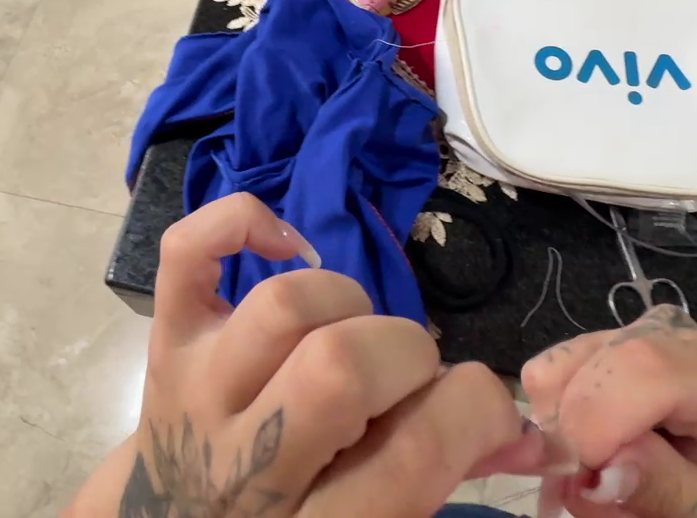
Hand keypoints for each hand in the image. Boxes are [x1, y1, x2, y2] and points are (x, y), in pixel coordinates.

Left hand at [65, 192, 532, 516]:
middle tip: (406, 370)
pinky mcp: (166, 339)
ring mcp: (195, 391)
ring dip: (345, 299)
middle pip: (340, 367)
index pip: (412, 456)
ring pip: (283, 305)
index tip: (483, 400)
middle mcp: (244, 463)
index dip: (473, 409)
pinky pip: (187, 254)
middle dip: (405, 350)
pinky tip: (283, 245)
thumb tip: (529, 431)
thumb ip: (446, 472)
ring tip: (351, 327)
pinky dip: (238, 223)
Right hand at [520, 306, 696, 517]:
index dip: (599, 417)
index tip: (583, 480)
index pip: (644, 366)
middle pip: (593, 361)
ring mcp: (634, 334)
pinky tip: (594, 451)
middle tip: (590, 493)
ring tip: (597, 477)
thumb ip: (667, 490)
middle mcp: (674, 336)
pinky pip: (554, 371)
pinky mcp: (608, 345)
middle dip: (573, 432)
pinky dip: (557, 419)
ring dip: (562, 429)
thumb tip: (601, 469)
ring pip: (560, 365)